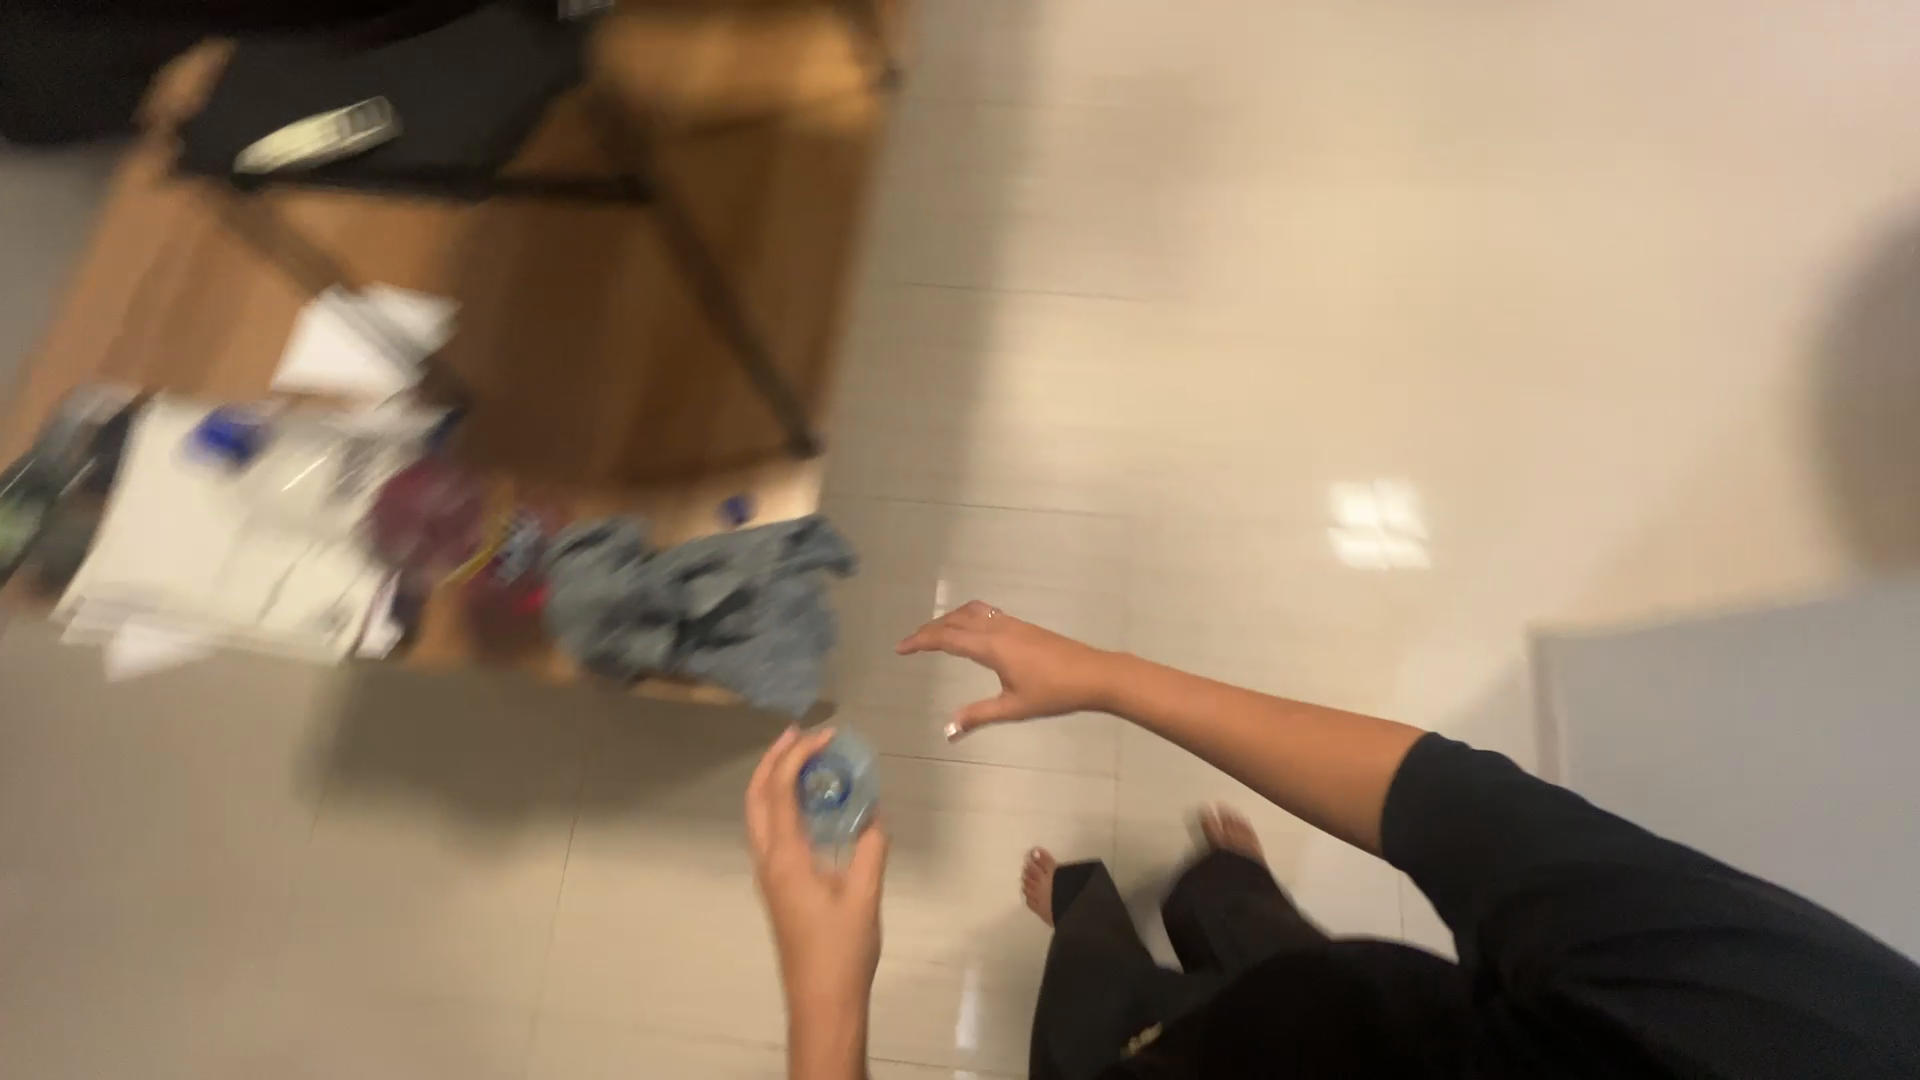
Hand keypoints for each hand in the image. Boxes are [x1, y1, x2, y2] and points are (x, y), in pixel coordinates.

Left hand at [745, 726, 889, 1016]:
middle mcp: (769, 861)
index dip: (798, 757)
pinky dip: (784, 803)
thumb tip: (875, 810)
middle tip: (798, 734)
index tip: (825, 736)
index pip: (781, 792)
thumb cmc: (842, 949)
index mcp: (785, 858)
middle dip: (772, 760)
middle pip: (756, 798)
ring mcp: (770, 875)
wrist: (823, 1002)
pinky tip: (812, 804)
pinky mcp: (779, 886)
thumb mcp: (865, 894)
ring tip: (804, 758)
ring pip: (760, 814)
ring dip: (775, 780)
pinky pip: (772, 830)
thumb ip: (871, 847)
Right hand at [895, 600, 1120, 738]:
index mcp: (991, 646)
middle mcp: (997, 628)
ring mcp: (1011, 624)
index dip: (920, 641)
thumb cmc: (1054, 693)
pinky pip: (985, 613)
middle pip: (955, 620)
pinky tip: (969, 631)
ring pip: (971, 612)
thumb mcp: (1013, 707)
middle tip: (911, 643)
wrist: (1093, 674)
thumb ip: (978, 715)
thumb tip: (947, 730)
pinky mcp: (1022, 626)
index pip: (947, 638)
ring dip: (949, 619)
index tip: (900, 649)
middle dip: (930, 629)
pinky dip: (966, 617)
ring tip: (935, 634)